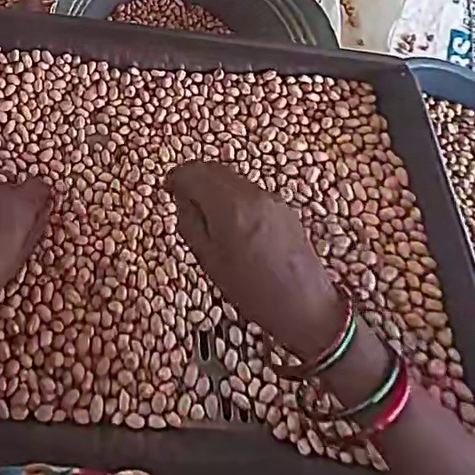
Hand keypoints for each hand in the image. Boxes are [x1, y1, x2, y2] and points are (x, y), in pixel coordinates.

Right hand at [169, 161, 344, 355]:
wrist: (307, 307)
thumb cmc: (251, 289)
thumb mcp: (207, 259)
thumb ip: (189, 221)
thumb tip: (183, 198)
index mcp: (228, 206)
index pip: (193, 172)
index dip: (176, 177)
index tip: (167, 188)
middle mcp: (250, 194)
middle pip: (213, 168)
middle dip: (193, 177)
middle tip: (181, 196)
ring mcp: (270, 198)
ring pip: (231, 178)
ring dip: (213, 185)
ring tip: (205, 211)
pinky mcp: (283, 207)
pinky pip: (248, 190)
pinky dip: (232, 195)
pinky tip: (231, 220)